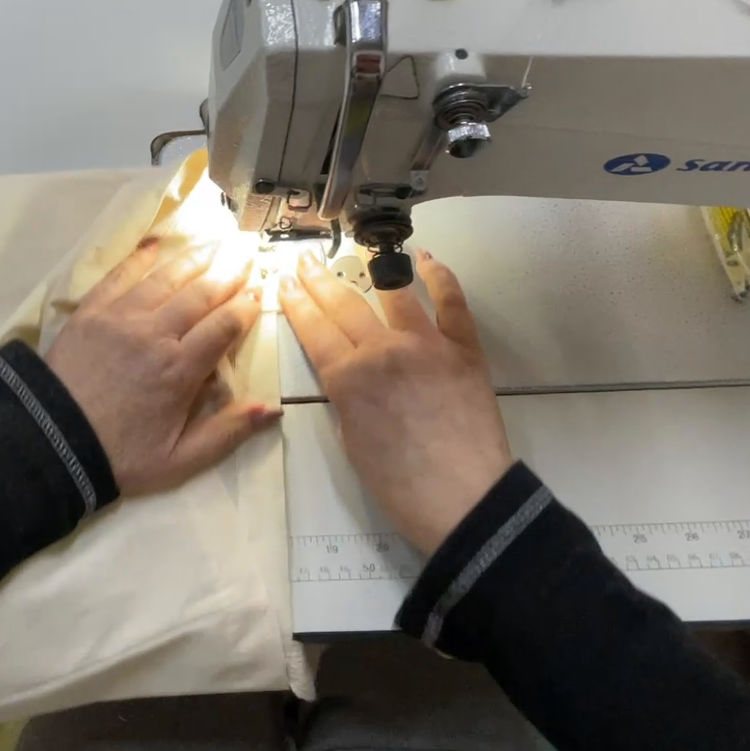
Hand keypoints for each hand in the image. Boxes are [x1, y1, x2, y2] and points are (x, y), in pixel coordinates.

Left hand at [46, 239, 279, 496]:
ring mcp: (122, 317)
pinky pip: (120, 275)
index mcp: (181, 369)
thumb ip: (226, 433)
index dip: (246, 306)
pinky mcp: (91, 311)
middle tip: (246, 253)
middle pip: (201, 294)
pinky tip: (156, 243)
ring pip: (166, 278)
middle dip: (228, 272)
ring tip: (215, 242)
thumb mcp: (179, 460)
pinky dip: (140, 257)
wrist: (50, 442)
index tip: (259, 290)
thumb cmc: (119, 454)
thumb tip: (272, 409)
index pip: (225, 325)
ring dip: (194, 258)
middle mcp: (156, 334)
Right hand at [279, 248, 512, 553]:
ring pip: (393, 294)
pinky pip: (452, 304)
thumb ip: (344, 396)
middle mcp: (381, 350)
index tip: (285, 282)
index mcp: (347, 378)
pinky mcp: (463, 348)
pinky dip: (440, 278)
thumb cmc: (397, 482)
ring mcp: (426, 344)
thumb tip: (348, 371)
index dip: (296, 303)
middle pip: (342, 305)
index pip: (313, 329)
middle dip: (318, 280)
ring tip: (359, 249)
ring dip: (372, 267)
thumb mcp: (349, 438)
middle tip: (305, 261)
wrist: (464, 501)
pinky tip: (427, 259)